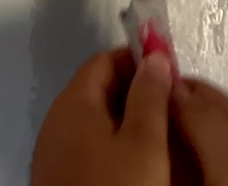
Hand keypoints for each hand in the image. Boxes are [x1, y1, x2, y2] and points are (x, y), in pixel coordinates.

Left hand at [30, 48, 172, 185]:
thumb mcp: (144, 144)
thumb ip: (150, 95)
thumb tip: (154, 55)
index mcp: (72, 102)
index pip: (104, 60)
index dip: (138, 61)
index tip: (170, 72)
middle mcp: (57, 121)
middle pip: (98, 90)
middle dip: (136, 93)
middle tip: (172, 108)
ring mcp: (55, 154)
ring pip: (95, 123)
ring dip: (127, 123)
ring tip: (162, 139)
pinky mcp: (59, 182)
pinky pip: (89, 149)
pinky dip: (114, 149)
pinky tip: (138, 168)